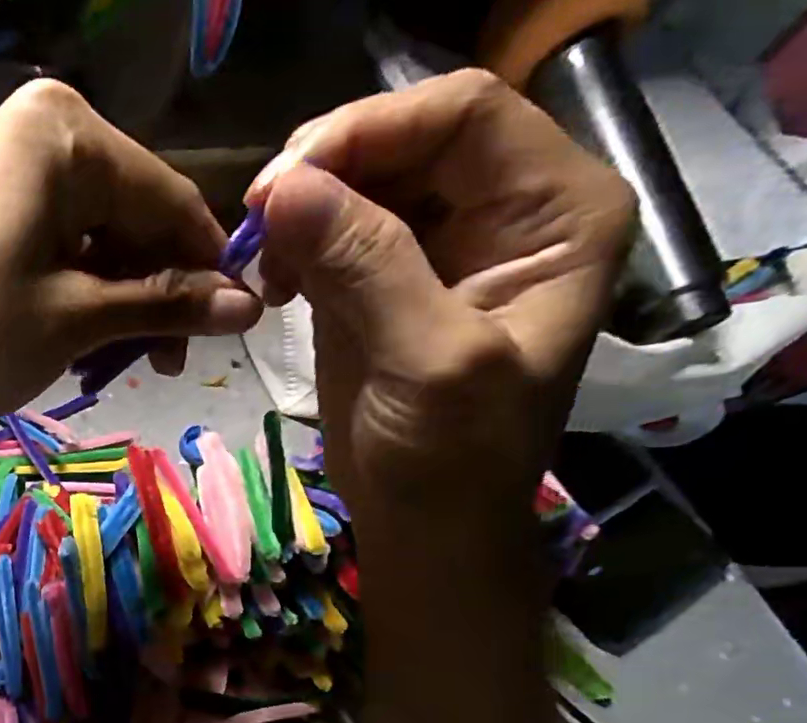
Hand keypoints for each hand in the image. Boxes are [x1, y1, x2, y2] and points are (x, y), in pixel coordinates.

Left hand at [0, 79, 260, 439]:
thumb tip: (249, 305)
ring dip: (117, 294)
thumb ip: (166, 304)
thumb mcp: (77, 320)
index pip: (165, 197)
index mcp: (61, 132)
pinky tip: (84, 331)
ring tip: (123, 358)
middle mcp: (30, 128)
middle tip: (167, 359)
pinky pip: (48, 238)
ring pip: (89, 229)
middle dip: (155, 287)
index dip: (205, 265)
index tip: (233, 324)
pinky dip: (74, 285)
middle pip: (126, 210)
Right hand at [249, 70, 634, 533]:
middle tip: (254, 219)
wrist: (425, 521)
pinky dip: (290, 246)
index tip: (279, 185)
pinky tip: (269, 284)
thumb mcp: (427, 361)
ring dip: (298, 211)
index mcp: (552, 211)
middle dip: (322, 170)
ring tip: (260, 263)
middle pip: (404, 139)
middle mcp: (501, 210)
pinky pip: (328, 232)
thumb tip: (283, 189)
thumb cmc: (452, 458)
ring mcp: (434, 244)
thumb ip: (366, 267)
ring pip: (357, 181)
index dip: (366, 133)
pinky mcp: (377, 280)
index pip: (461, 117)